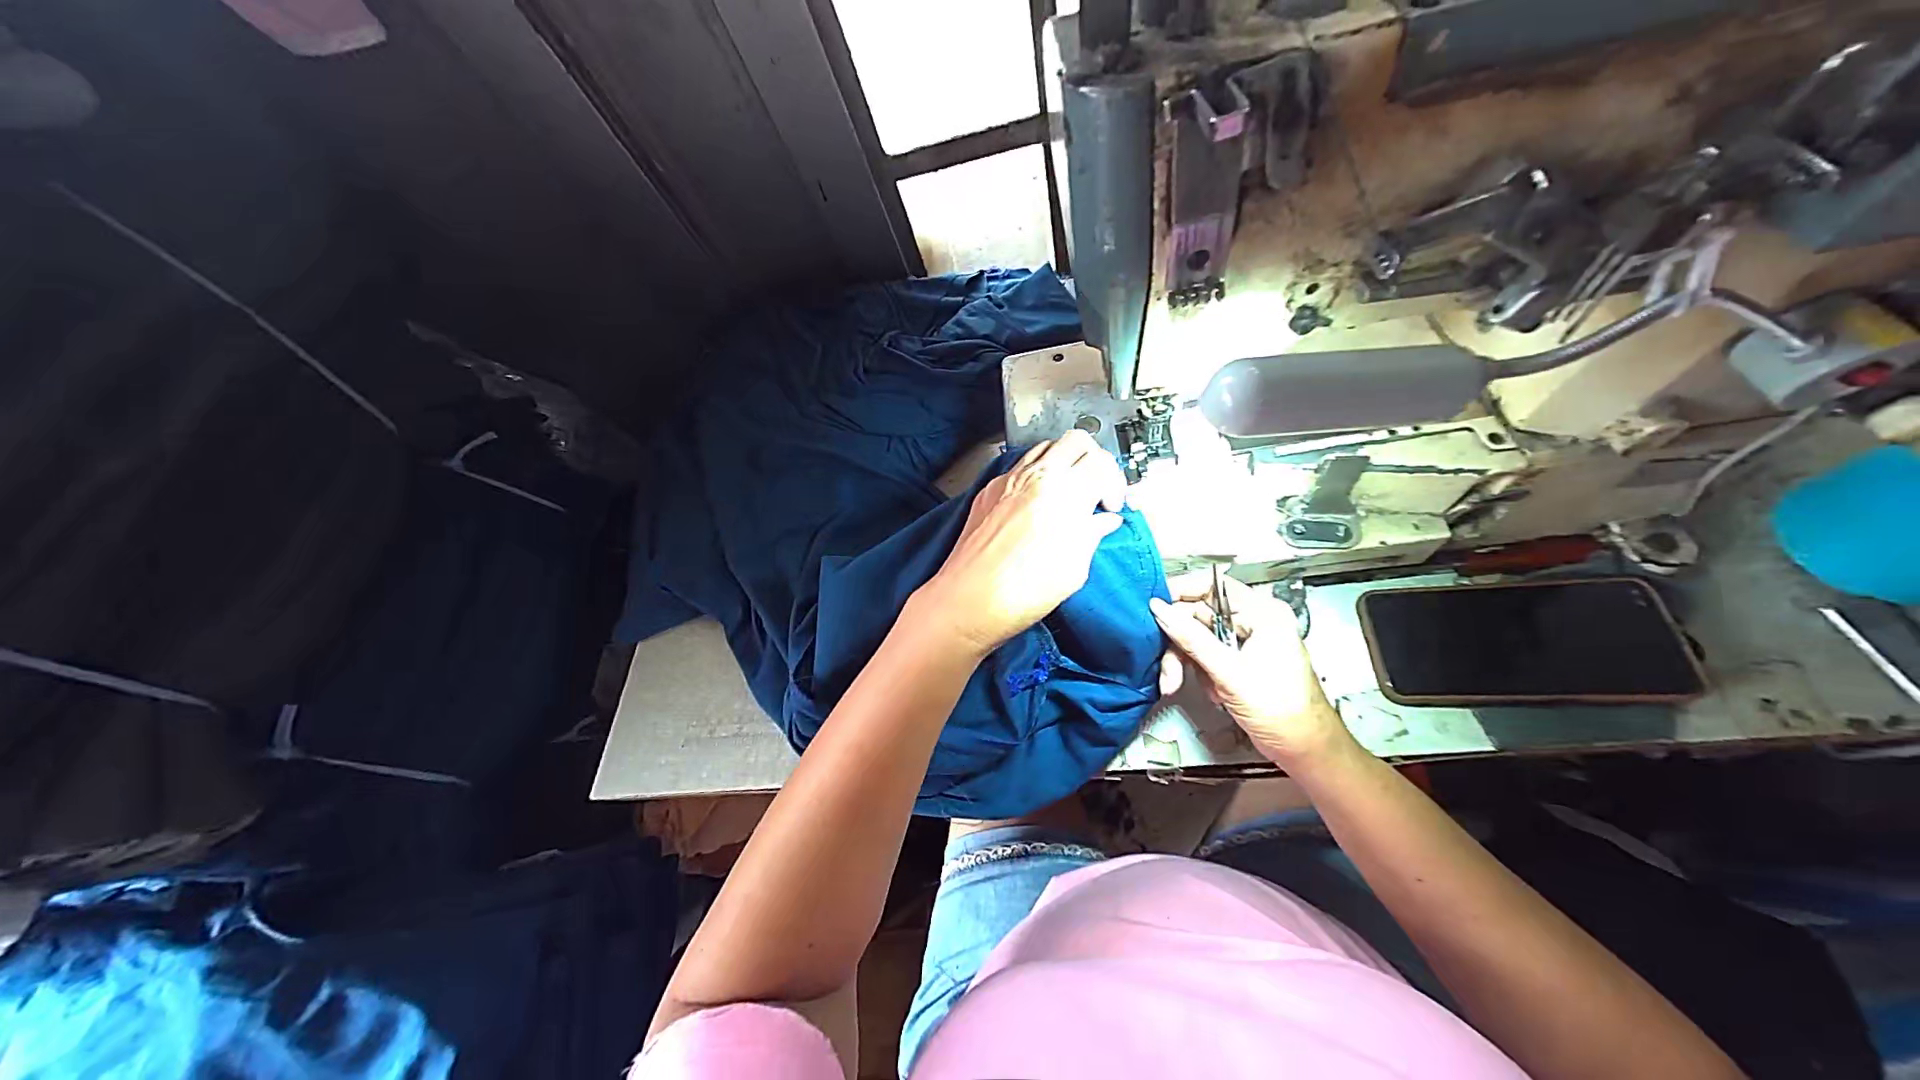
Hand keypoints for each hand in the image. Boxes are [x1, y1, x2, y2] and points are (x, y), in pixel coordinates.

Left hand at [909, 431, 1127, 656]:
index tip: (1111, 506)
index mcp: (1065, 492)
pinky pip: (1019, 466)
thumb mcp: (1074, 569)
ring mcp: (1008, 481)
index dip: (1116, 483)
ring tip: (1069, 491)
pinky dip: (1036, 474)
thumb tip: (1102, 523)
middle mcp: (1035, 478)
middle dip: (1094, 460)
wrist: (969, 600)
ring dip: (1064, 462)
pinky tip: (1039, 501)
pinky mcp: (989, 492)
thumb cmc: (1017, 592)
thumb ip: (1092, 535)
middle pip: (1076, 441)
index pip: (1102, 463)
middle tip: (1097, 488)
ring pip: (1046, 447)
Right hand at [1151, 573, 1356, 764]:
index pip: (1213, 585)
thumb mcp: (1229, 672)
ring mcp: (1246, 642)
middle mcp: (1255, 621)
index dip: (1181, 592)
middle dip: (1179, 643)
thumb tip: (1160, 609)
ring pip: (1199, 637)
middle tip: (1167, 667)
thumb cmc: (1281, 710)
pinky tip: (1209, 692)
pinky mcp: (1239, 661)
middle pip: (1200, 615)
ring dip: (1185, 662)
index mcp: (1263, 612)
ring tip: (1177, 684)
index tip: (1154, 607)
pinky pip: (1207, 655)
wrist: (1305, 749)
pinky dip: (1199, 672)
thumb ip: (1191, 638)